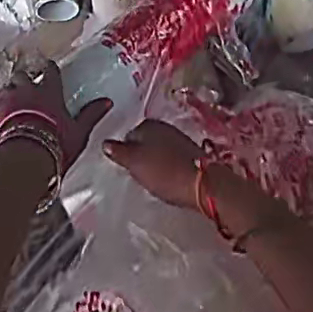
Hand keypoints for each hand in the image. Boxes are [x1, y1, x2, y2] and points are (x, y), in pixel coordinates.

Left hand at [0, 64, 111, 170]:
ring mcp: (7, 98)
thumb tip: (106, 102)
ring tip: (7, 100)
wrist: (29, 155)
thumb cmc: (56, 143)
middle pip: (22, 76)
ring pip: (3, 87)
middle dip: (23, 81)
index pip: (50, 72)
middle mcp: (27, 90)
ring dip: (6, 93)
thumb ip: (91, 114)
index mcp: (49, 92)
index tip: (49, 68)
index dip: (49, 69)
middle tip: (26, 88)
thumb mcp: (79, 130)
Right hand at [105, 120, 291, 235]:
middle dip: (140, 155)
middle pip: (144, 141)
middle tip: (139, 174)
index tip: (127, 168)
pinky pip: (172, 158)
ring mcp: (180, 139)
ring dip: (155, 161)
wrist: (207, 186)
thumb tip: (105, 142)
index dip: (125, 152)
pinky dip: (168, 166)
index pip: (127, 135)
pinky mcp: (193, 154)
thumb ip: (118, 152)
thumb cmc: (165, 172)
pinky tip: (169, 179)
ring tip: (153, 179)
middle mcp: (164, 127)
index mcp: (147, 125)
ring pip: (159, 149)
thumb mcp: (135, 163)